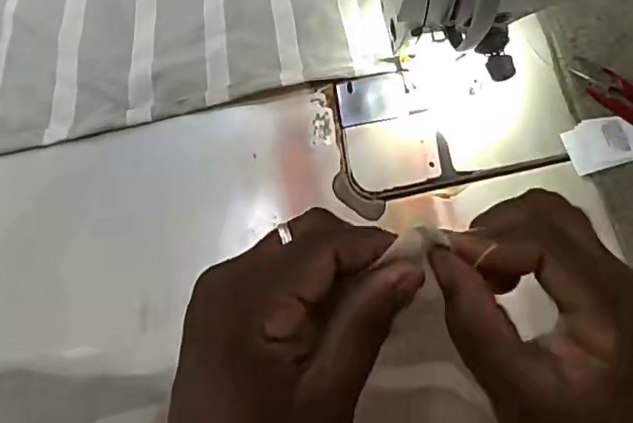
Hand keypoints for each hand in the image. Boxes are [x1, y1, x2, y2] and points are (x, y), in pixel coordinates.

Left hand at [170, 207, 424, 422]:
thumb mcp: (326, 395)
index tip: (415, 255)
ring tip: (371, 291)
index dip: (370, 243)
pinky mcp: (217, 304)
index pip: (319, 243)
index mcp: (249, 293)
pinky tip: (332, 307)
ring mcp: (218, 287)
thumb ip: (365, 322)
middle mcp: (228, 274)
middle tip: (397, 276)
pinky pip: (269, 270)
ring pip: (286, 247)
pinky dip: (304, 278)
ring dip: (329, 261)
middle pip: (300, 236)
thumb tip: (407, 266)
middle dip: (351, 247)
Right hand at [427, 190, 632, 422]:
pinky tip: (509, 271)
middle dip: (497, 228)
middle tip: (465, 261)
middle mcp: (624, 280)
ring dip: (510, 227)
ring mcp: (623, 276)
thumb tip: (438, 254)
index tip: (447, 254)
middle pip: (550, 214)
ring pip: (555, 214)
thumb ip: (474, 323)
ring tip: (485, 266)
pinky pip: (563, 232)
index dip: (490, 240)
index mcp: (610, 309)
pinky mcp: (613, 278)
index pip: (544, 241)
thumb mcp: (514, 389)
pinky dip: (526, 236)